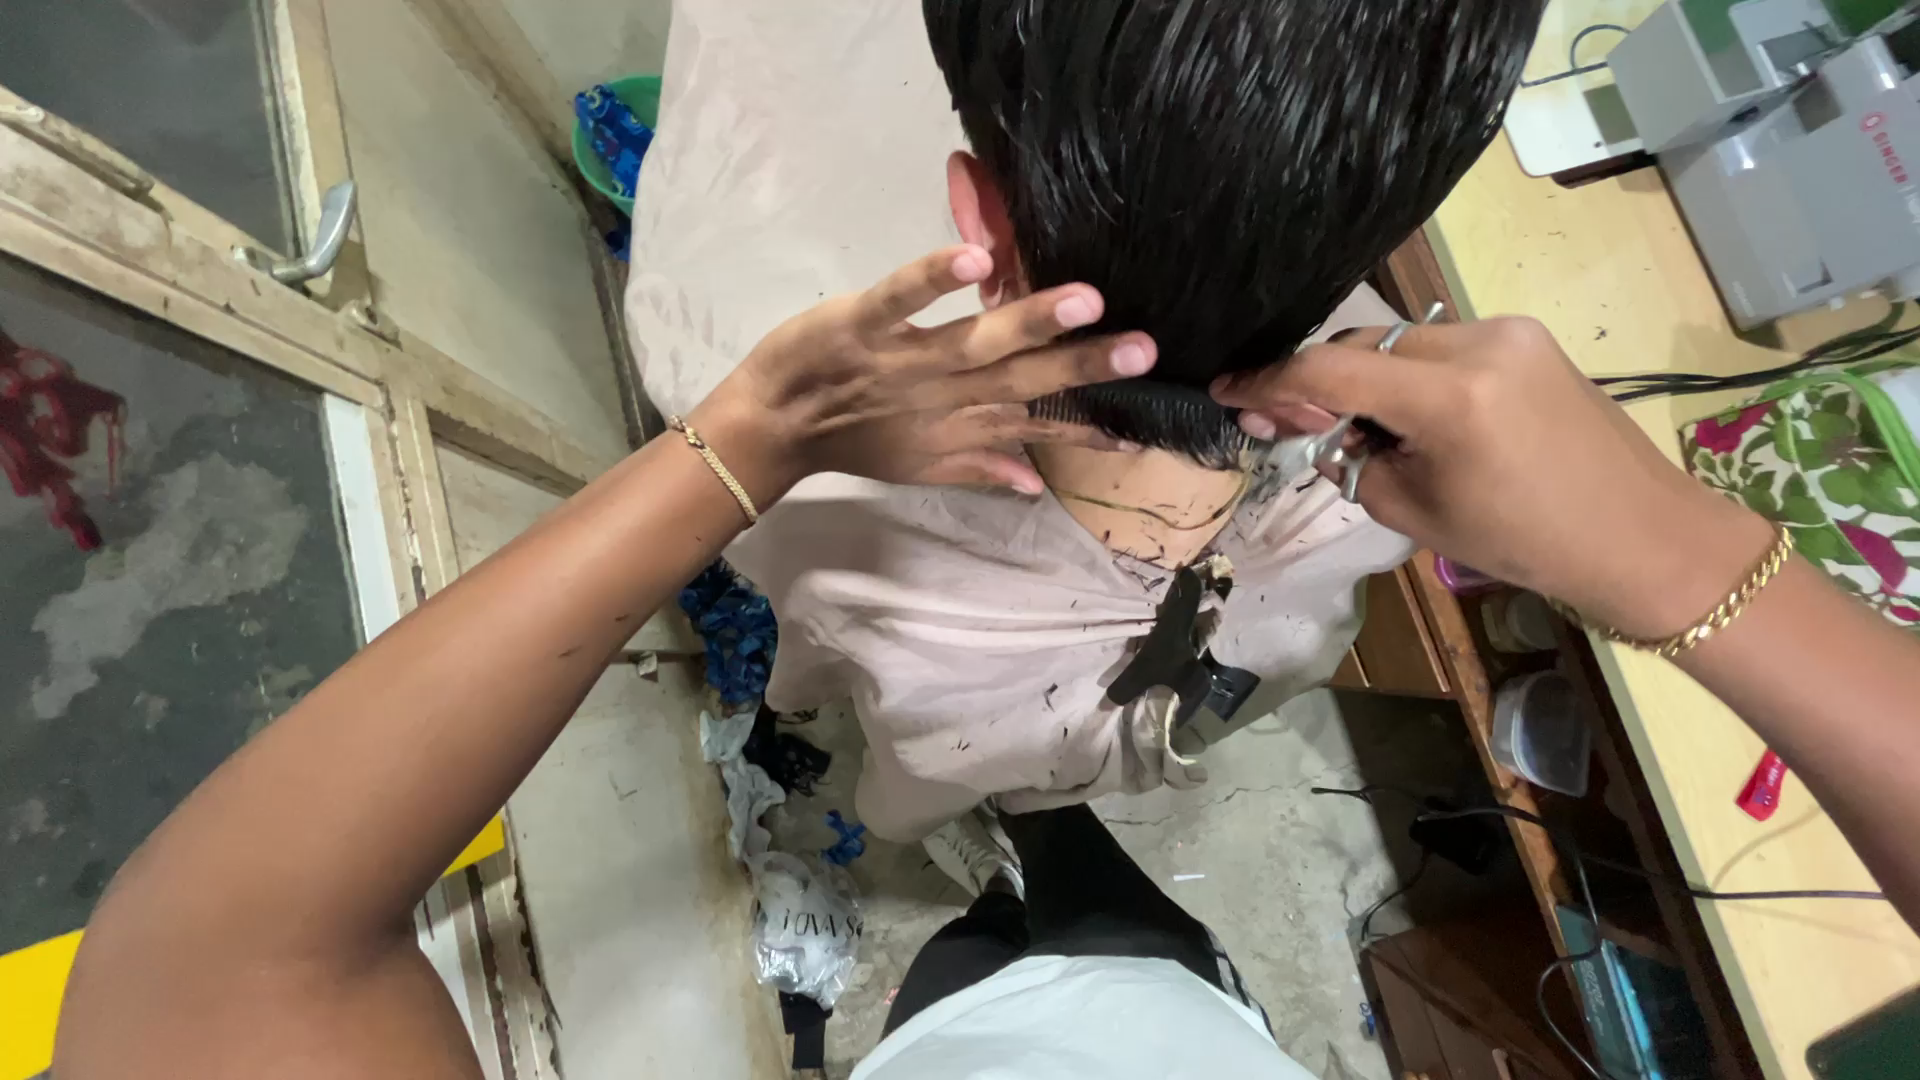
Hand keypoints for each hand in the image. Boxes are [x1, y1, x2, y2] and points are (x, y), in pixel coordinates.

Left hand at [689, 245, 1155, 499]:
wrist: (771, 429)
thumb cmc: (851, 442)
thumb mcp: (920, 467)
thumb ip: (980, 470)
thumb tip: (1037, 484)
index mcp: (958, 427)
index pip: (1032, 427)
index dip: (1083, 433)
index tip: (1139, 433)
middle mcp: (943, 395)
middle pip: (1020, 379)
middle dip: (1082, 366)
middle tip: (1144, 350)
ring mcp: (904, 359)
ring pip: (974, 340)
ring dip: (1028, 321)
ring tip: (1086, 302)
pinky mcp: (860, 325)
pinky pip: (901, 298)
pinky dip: (934, 279)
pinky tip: (977, 260)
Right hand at [1212, 317, 1775, 636]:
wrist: (1638, 533)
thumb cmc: (1518, 540)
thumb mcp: (1408, 509)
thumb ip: (1348, 458)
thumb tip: (1310, 425)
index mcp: (1450, 398)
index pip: (1328, 371)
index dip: (1266, 381)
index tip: (1226, 392)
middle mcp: (1478, 344)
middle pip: (1356, 346)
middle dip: (1308, 381)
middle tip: (1279, 421)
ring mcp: (1506, 331)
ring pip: (1391, 341)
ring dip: (1353, 377)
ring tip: (1338, 423)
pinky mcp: (1522, 336)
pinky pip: (1430, 346)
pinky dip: (1395, 374)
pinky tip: (1392, 412)